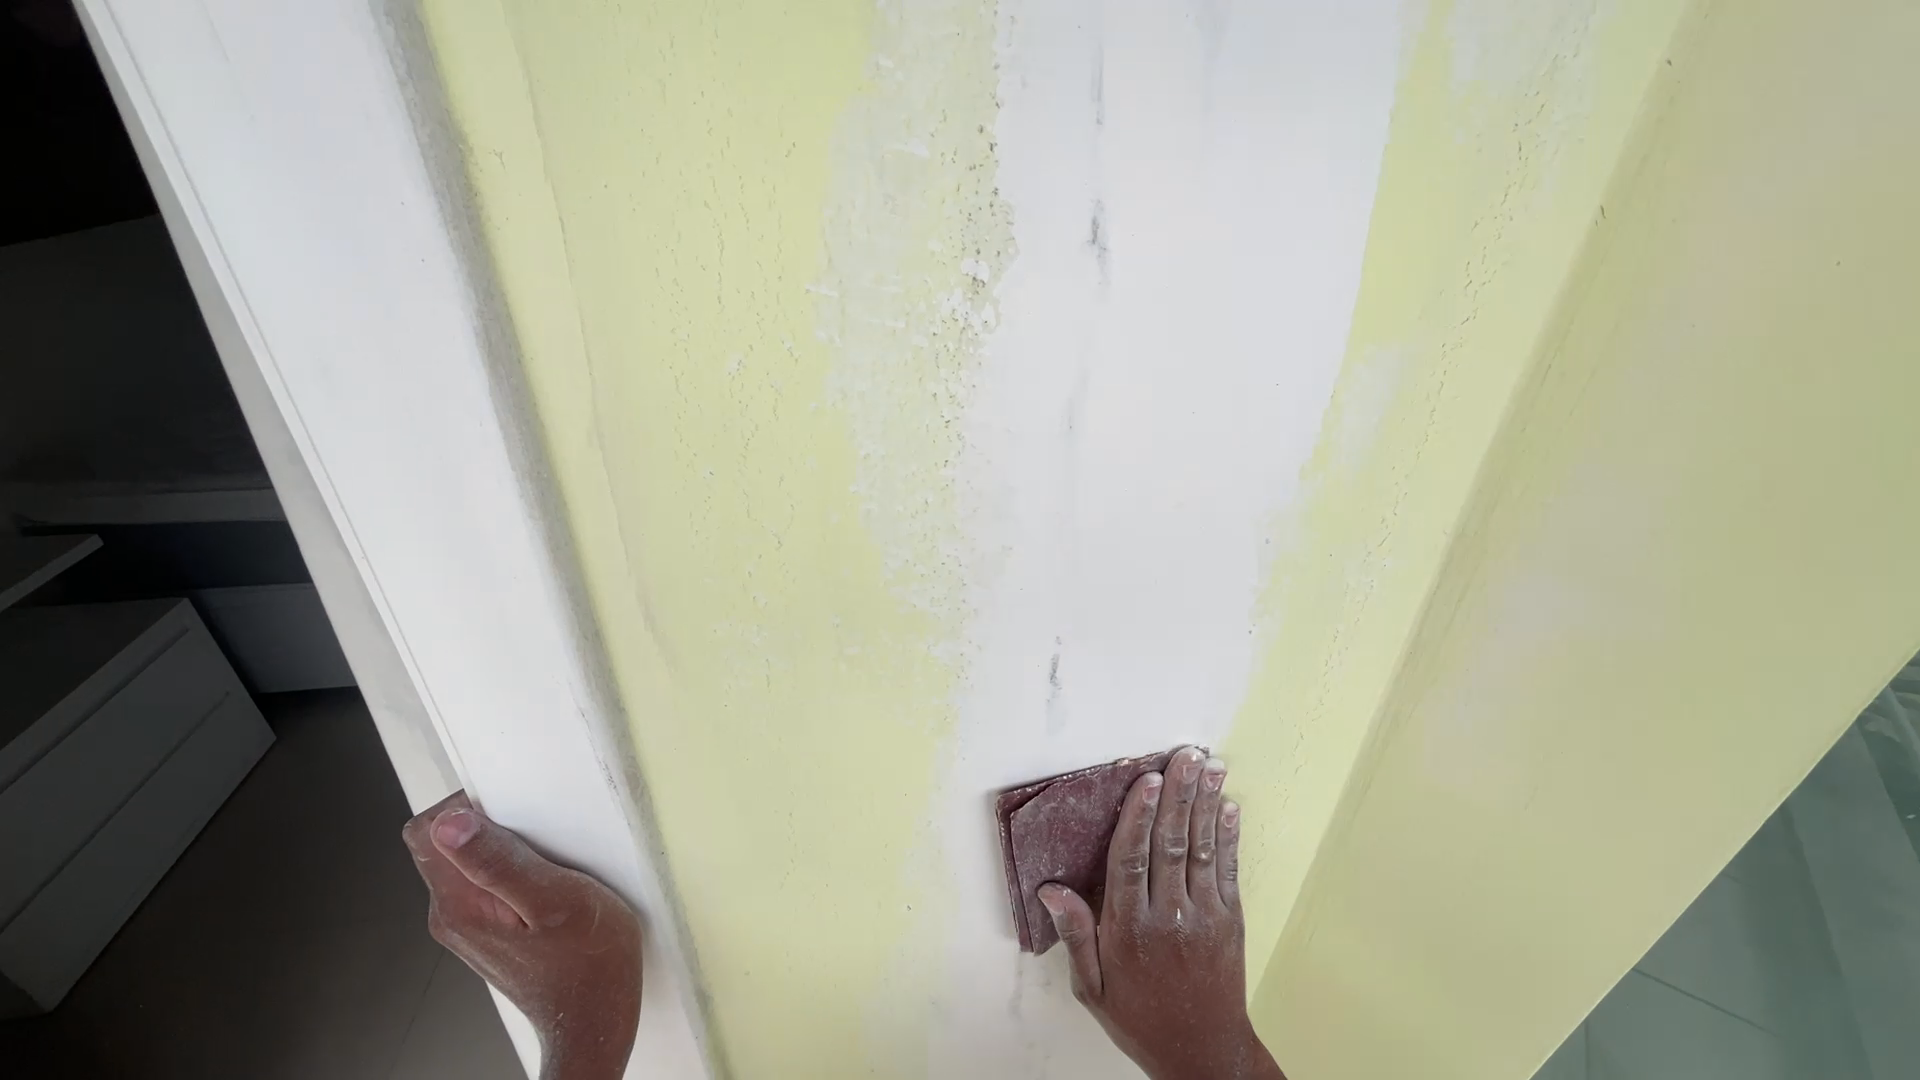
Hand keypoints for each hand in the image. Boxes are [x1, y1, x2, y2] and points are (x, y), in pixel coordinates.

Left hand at [402, 792, 641, 1079]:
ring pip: (470, 857)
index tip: (516, 809)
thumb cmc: (589, 964)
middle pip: (447, 840)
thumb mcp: (557, 900)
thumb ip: (501, 862)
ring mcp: (470, 923)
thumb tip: (452, 824)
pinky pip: (489, 877)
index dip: (469, 803)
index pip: (428, 829)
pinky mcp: (492, 928)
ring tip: (554, 861)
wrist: (597, 1017)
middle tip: (545, 839)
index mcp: (459, 904)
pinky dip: (518, 865)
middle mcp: (453, 914)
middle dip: (494, 821)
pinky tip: (553, 880)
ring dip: (510, 845)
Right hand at [1039, 748, 1284, 1079]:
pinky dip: (1229, 836)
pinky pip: (1229, 870)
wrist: (1203, 1053)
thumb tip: (1051, 889)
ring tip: (1208, 765)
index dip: (1139, 816)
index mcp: (1129, 928)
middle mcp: (1168, 914)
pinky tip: (1228, 806)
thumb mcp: (1091, 986)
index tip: (1147, 779)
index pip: (1132, 859)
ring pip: (1202, 849)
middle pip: (1171, 843)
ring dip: (1205, 803)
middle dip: (1177, 794)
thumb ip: (1075, 934)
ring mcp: (1203, 915)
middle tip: (1183, 755)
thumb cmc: (1139, 1016)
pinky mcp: (1230, 920)